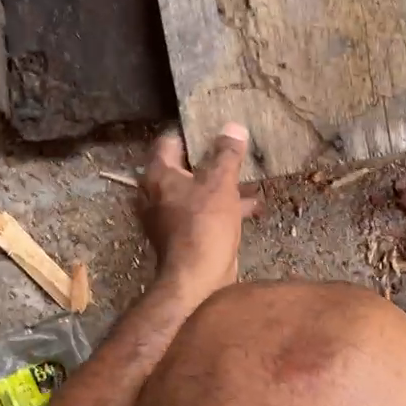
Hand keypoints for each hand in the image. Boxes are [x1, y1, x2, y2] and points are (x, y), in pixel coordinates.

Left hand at [140, 123, 257, 300]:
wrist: (197, 278)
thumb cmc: (204, 225)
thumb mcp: (220, 183)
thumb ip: (227, 154)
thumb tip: (233, 127)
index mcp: (158, 175)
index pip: (169, 141)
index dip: (191, 132)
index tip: (213, 128)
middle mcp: (155, 194)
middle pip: (183, 167)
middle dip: (210, 161)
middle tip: (234, 152)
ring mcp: (166, 217)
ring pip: (195, 191)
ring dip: (220, 185)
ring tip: (249, 180)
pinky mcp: (181, 235)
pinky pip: (201, 212)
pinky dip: (221, 206)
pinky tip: (250, 206)